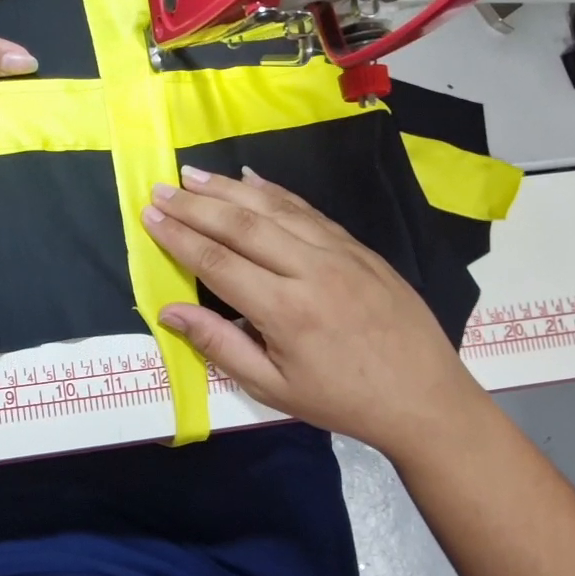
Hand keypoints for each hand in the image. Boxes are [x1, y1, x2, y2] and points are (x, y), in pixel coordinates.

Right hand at [142, 167, 489, 456]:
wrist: (425, 397)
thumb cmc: (342, 400)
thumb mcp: (273, 388)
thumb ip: (220, 346)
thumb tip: (169, 312)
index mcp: (285, 311)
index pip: (218, 262)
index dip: (179, 237)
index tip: (149, 217)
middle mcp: (311, 271)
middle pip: (241, 225)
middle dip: (195, 205)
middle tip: (160, 189)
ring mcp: (340, 253)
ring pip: (274, 208)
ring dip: (228, 188)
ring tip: (192, 175)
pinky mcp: (359, 248)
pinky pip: (308, 210)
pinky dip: (275, 191)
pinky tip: (250, 178)